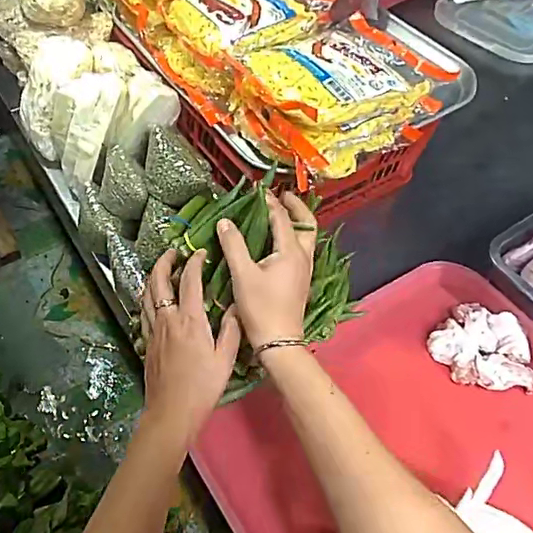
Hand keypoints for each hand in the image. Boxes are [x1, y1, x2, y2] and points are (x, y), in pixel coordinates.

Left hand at [138, 249, 241, 446]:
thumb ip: (231, 329)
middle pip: (159, 280)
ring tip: (162, 269)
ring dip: (154, 276)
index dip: (194, 262)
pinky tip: (153, 298)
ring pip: (147, 293)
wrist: (171, 411)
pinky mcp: (146, 341)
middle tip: (174, 252)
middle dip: (165, 261)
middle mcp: (167, 319)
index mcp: (190, 320)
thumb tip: (236, 305)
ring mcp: (153, 330)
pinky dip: (148, 296)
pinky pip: (144, 310)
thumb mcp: (225, 359)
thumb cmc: (202, 387)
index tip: (200, 253)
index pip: (189, 280)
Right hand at [215, 191, 317, 347]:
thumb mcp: (242, 274)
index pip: (282, 218)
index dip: (269, 202)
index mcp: (290, 252)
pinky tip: (277, 242)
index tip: (257, 191)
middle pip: (307, 224)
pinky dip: (293, 237)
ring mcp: (304, 270)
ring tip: (280, 214)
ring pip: (307, 237)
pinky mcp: (300, 280)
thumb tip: (225, 222)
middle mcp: (303, 258)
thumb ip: (234, 245)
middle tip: (281, 196)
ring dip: (296, 222)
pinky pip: (302, 249)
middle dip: (295, 207)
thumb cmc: (260, 308)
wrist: (278, 341)